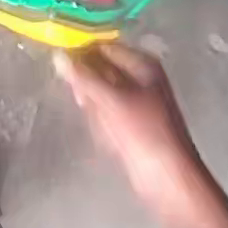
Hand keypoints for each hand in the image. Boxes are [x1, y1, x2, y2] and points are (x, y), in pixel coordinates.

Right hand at [54, 42, 214, 225]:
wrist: (170, 181)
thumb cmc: (144, 133)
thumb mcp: (111, 100)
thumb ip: (83, 76)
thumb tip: (57, 55)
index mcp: (142, 64)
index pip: (104, 46)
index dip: (82, 51)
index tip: (60, 62)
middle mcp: (140, 78)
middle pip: (101, 67)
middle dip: (87, 81)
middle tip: (81, 98)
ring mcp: (136, 101)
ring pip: (101, 91)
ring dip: (92, 103)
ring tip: (96, 119)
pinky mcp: (131, 123)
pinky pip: (106, 111)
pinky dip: (100, 119)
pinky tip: (102, 132)